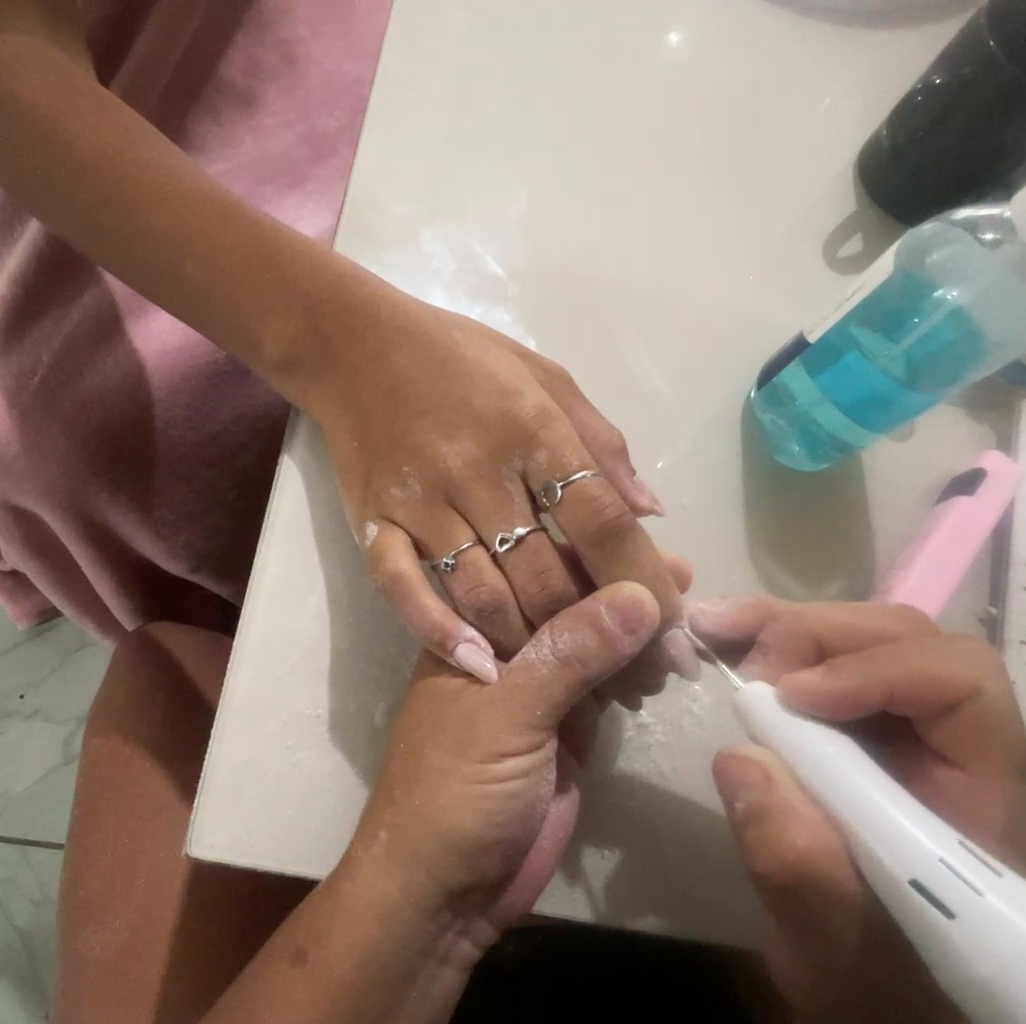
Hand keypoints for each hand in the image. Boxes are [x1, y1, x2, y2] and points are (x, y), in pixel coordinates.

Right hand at [296, 290, 681, 682]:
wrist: (356, 346)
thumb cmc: (460, 358)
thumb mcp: (545, 376)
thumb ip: (600, 442)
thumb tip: (651, 512)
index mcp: (532, 428)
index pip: (601, 519)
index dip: (642, 580)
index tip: (669, 628)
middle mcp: (478, 470)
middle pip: (546, 572)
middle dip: (593, 631)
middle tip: (627, 673)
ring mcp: (421, 501)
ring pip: (482, 593)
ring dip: (528, 643)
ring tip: (568, 675)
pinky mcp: (374, 521)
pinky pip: (402, 588)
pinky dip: (439, 631)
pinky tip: (479, 666)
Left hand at [341, 582, 662, 955]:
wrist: (443, 893)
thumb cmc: (453, 795)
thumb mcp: (505, 718)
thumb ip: (568, 656)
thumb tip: (639, 594)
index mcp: (469, 634)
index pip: (529, 574)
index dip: (585, 556)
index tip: (643, 539)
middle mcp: (504, 653)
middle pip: (568, 606)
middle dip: (621, 592)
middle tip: (684, 578)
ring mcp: (537, 693)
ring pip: (593, 646)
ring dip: (637, 633)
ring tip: (688, 613)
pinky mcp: (565, 732)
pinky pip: (605, 689)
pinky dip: (635, 674)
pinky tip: (667, 663)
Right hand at [691, 597, 1025, 1023]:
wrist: (875, 1010)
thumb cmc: (872, 993)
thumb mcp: (828, 947)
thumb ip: (795, 862)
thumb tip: (741, 757)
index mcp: (978, 795)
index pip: (961, 685)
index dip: (876, 670)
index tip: (790, 698)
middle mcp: (951, 746)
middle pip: (907, 640)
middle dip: (818, 635)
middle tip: (743, 665)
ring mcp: (901, 731)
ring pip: (861, 637)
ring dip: (785, 626)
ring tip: (714, 631)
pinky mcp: (855, 730)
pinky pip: (819, 661)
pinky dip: (767, 642)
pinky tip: (720, 641)